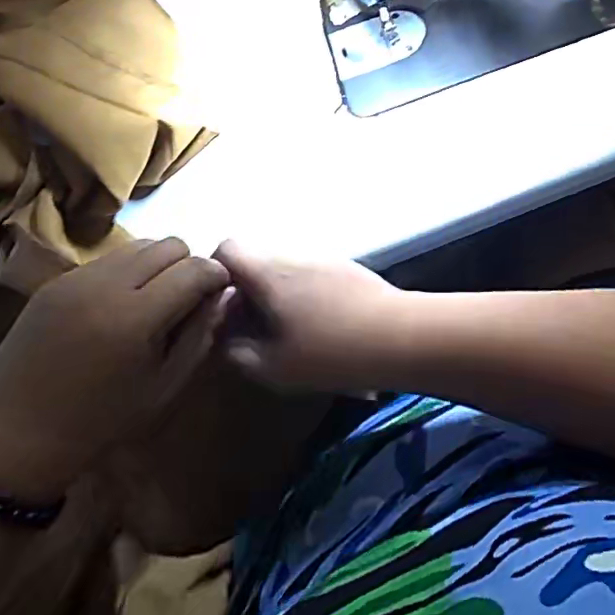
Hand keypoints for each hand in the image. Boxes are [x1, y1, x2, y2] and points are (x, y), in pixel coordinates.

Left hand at [0, 239, 230, 499]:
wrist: (17, 437)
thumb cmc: (102, 420)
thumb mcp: (167, 386)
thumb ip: (201, 334)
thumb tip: (225, 294)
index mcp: (136, 317)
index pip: (195, 269)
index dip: (217, 275)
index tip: (219, 292)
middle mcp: (106, 286)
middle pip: (170, 245)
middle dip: (188, 265)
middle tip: (186, 297)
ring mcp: (76, 280)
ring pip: (139, 245)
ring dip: (158, 264)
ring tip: (153, 297)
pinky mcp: (55, 282)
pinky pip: (108, 259)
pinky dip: (127, 271)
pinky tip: (120, 304)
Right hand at [214, 240, 406, 392]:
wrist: (399, 335)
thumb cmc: (329, 351)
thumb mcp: (271, 365)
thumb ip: (234, 350)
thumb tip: (223, 334)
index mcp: (270, 271)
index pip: (227, 249)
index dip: (215, 275)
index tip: (221, 309)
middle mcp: (296, 256)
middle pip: (257, 260)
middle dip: (247, 291)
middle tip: (252, 329)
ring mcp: (326, 258)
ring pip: (286, 270)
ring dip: (277, 295)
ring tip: (288, 333)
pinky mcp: (349, 268)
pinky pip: (312, 276)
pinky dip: (304, 295)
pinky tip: (320, 328)